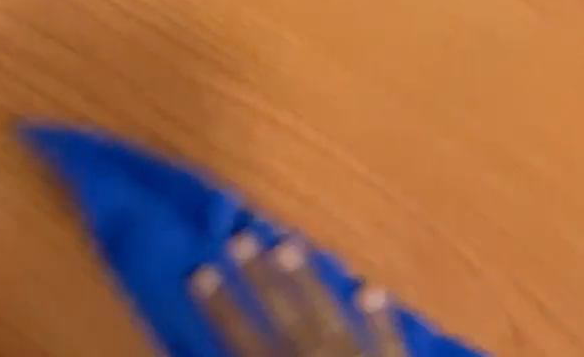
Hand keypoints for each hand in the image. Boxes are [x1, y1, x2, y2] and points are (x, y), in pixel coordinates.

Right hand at [191, 234, 406, 356]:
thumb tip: (194, 350)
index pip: (244, 340)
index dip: (219, 307)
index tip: (197, 270)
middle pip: (286, 319)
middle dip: (261, 278)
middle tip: (239, 237)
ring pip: (330, 321)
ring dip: (309, 282)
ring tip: (288, 242)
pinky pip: (389, 347)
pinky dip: (380, 320)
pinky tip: (368, 287)